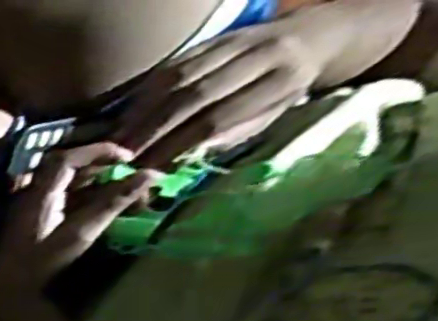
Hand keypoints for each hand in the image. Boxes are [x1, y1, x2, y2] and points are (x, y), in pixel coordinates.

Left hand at [0, 145, 158, 303]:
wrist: (8, 293)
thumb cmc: (40, 266)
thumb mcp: (80, 234)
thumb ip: (112, 203)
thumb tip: (151, 173)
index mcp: (37, 197)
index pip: (66, 159)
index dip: (98, 151)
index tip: (126, 157)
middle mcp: (29, 199)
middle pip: (65, 169)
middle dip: (99, 165)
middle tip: (126, 172)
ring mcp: (28, 211)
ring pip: (64, 185)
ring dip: (94, 183)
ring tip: (122, 190)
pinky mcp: (30, 223)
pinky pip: (59, 199)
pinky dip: (83, 197)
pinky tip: (103, 206)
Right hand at [115, 13, 336, 169]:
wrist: (322, 34)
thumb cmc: (287, 88)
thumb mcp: (271, 116)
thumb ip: (229, 135)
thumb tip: (181, 157)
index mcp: (281, 81)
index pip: (216, 119)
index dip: (174, 146)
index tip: (143, 170)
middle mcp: (263, 54)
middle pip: (193, 97)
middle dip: (151, 131)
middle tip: (119, 158)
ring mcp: (238, 40)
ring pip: (178, 78)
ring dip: (141, 111)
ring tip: (116, 139)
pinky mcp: (217, 35)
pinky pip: (173, 64)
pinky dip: (146, 91)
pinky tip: (128, 114)